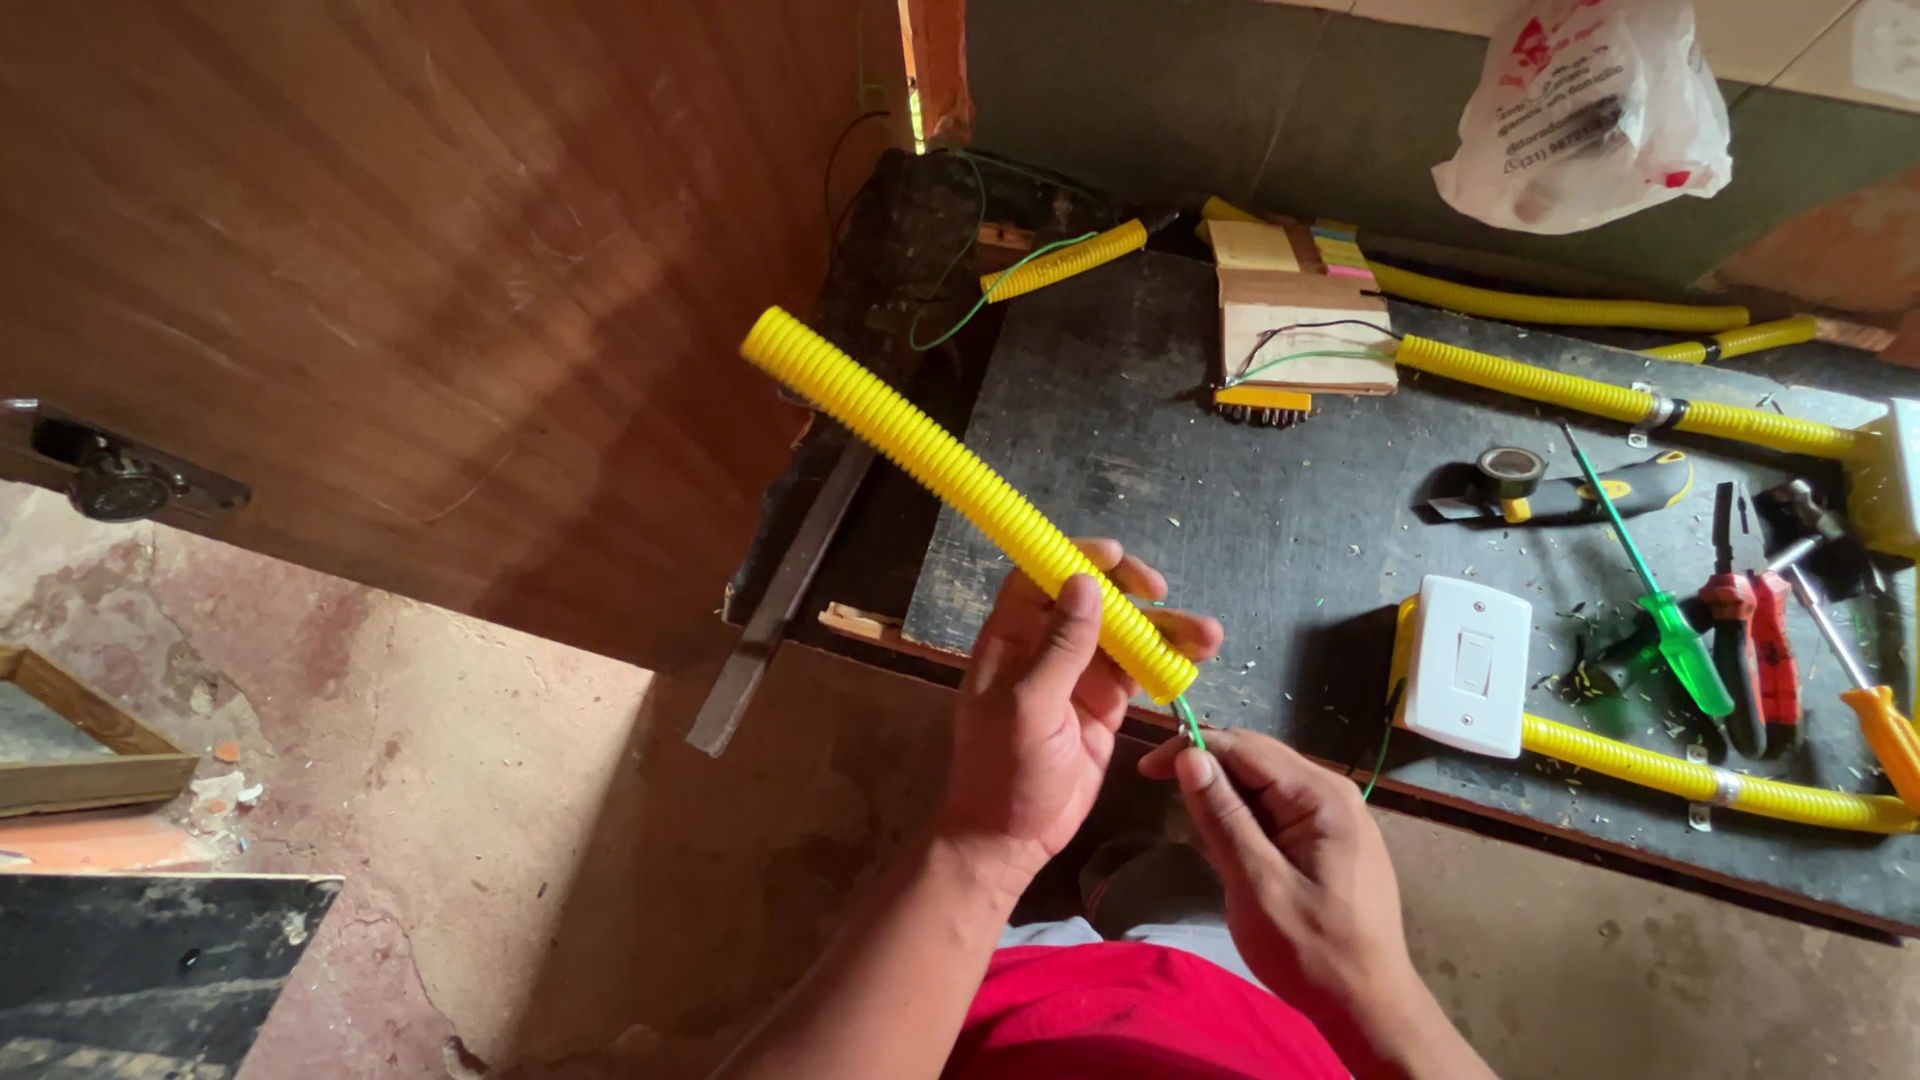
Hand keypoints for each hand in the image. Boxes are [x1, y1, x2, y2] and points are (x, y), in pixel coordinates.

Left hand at [937, 539, 1221, 885]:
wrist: (1012, 835)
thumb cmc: (1004, 769)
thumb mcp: (1026, 706)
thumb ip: (1058, 648)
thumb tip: (1084, 584)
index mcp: (1011, 637)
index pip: (1040, 576)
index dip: (1074, 557)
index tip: (1114, 557)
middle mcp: (1045, 645)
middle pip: (1089, 595)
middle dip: (1126, 587)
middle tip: (1158, 591)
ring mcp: (1079, 673)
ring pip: (1123, 632)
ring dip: (1162, 626)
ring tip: (1206, 633)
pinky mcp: (1105, 702)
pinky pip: (1140, 669)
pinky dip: (1168, 660)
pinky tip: (1198, 655)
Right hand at [1140, 730, 1493, 1078]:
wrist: (1369, 1011)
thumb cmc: (1312, 952)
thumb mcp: (1258, 886)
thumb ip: (1223, 817)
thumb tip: (1189, 755)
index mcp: (1320, 796)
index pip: (1242, 747)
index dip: (1190, 748)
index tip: (1148, 770)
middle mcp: (1330, 790)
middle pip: (1253, 754)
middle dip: (1203, 762)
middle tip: (1158, 783)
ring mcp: (1333, 811)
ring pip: (1261, 776)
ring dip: (1220, 785)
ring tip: (1189, 811)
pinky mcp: (1327, 832)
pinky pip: (1273, 800)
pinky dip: (1240, 806)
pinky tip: (1225, 829)